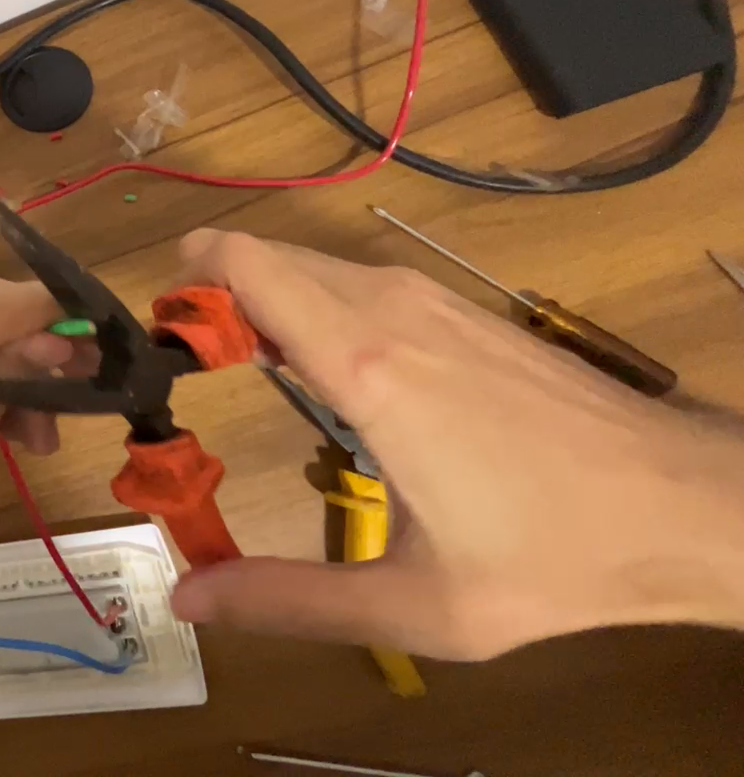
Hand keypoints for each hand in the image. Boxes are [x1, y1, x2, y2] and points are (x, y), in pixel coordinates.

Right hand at [167, 230, 743, 659]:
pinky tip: (317, 365)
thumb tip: (183, 597)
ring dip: (252, 299)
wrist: (706, 510)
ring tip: (248, 366)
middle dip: (208, 297)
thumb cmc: (555, 556)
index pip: (242, 263)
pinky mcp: (444, 303)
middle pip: (253, 257)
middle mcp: (380, 307)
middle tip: (196, 364)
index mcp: (361, 363)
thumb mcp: (419, 607)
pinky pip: (336, 278)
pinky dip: (299, 302)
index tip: (173, 342)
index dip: (187, 286)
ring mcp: (418, 296)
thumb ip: (289, 601)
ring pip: (294, 263)